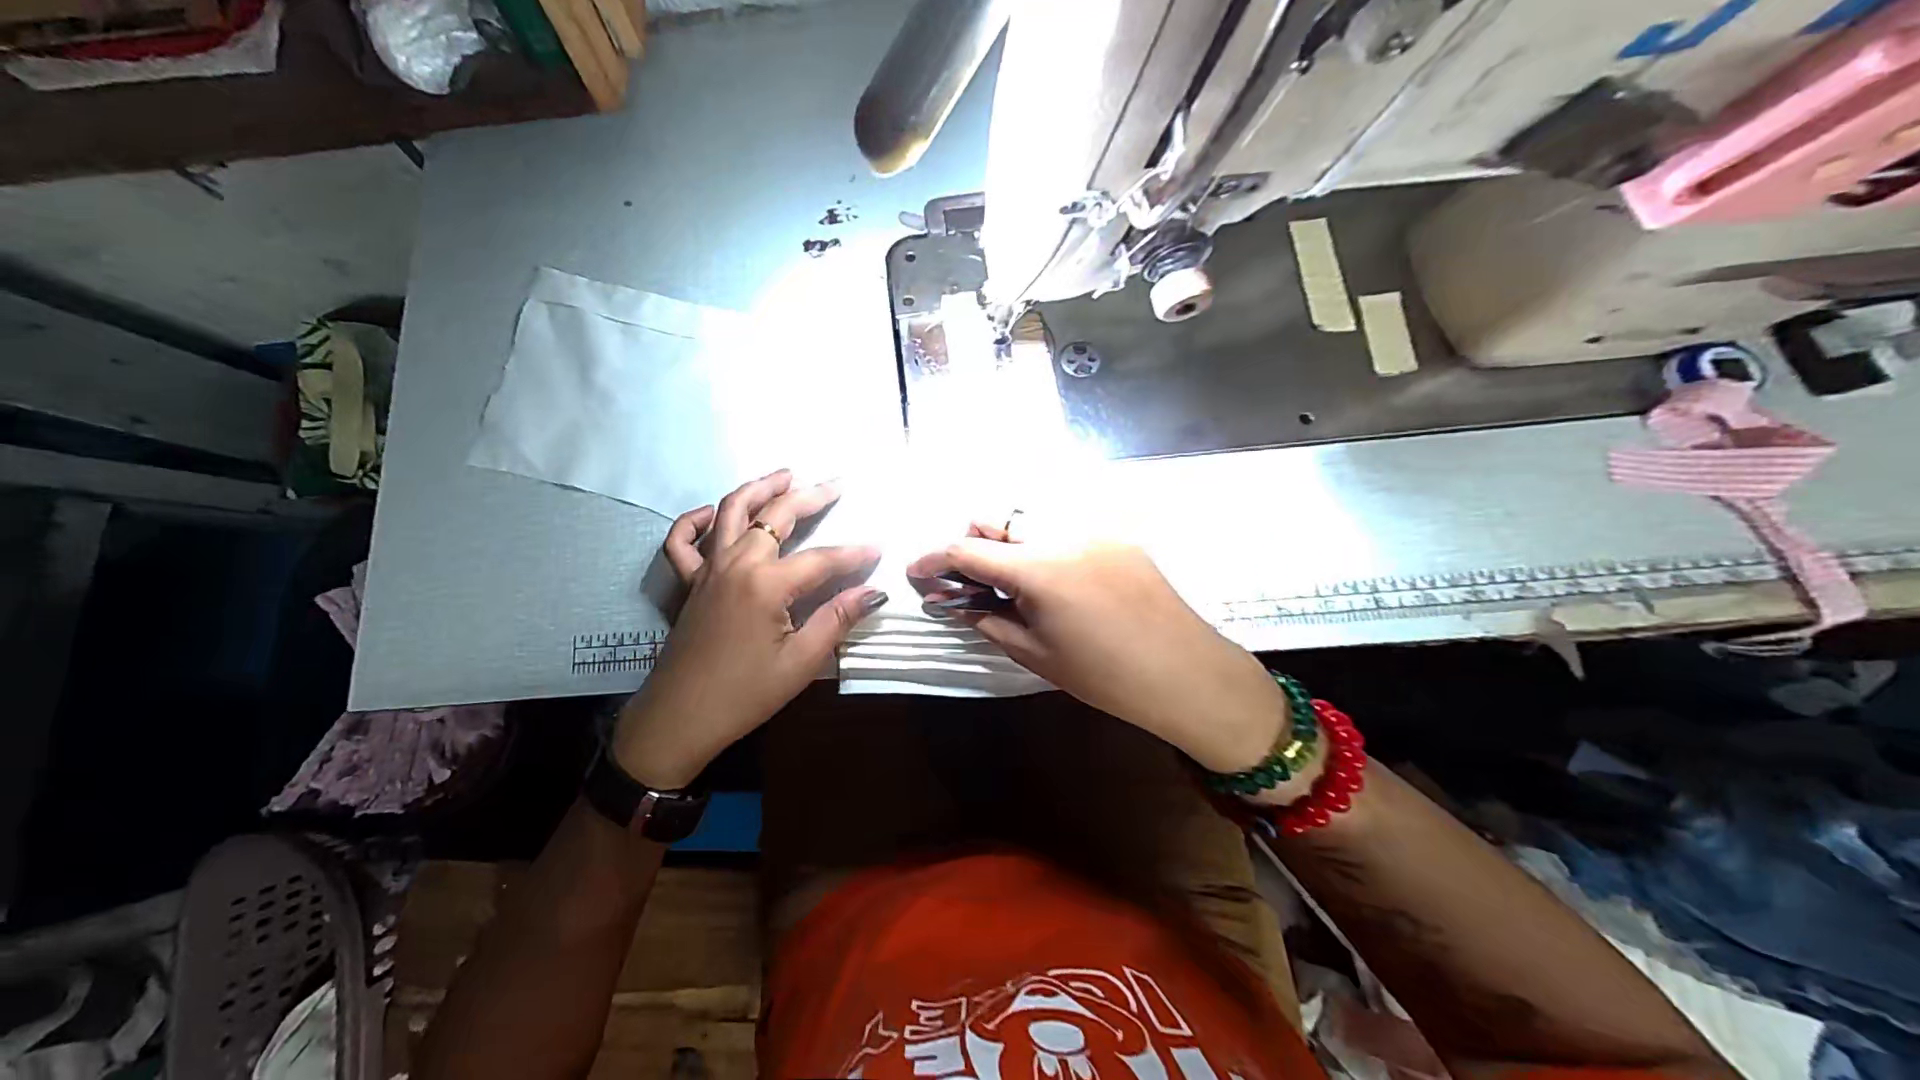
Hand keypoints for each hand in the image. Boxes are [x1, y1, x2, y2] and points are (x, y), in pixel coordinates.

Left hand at [613, 470, 884, 788]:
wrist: (679, 719)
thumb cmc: (745, 694)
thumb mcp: (800, 662)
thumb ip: (836, 619)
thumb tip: (874, 592)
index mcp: (766, 583)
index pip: (821, 559)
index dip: (854, 554)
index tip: (879, 549)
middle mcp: (736, 563)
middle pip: (776, 517)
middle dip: (810, 498)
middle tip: (836, 484)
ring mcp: (708, 569)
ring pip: (731, 512)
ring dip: (759, 489)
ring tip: (784, 475)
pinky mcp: (689, 583)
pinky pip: (683, 541)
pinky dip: (695, 521)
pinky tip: (711, 513)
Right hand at [907, 521, 1289, 774]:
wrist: (1187, 674)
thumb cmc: (1105, 676)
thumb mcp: (1036, 654)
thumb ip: (990, 620)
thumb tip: (959, 604)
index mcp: (1038, 568)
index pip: (968, 549)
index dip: (934, 558)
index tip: (917, 570)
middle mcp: (1064, 535)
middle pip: (998, 517)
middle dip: (973, 543)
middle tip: (970, 580)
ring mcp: (1096, 532)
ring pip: (1034, 520)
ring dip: (1010, 543)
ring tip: (1014, 584)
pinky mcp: (1120, 539)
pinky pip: (1068, 531)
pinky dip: (1046, 548)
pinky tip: (1057, 584)